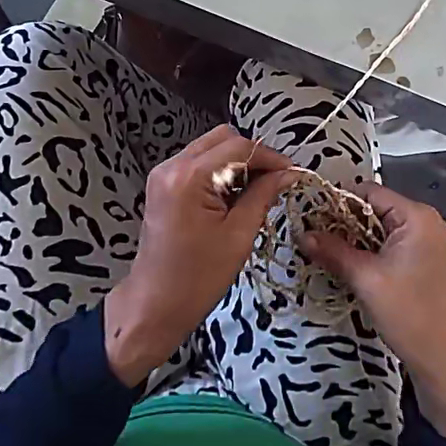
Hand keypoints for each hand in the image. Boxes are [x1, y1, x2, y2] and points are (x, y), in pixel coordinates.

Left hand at [103, 125, 298, 386]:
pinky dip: (220, 173)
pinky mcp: (164, 186)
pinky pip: (199, 164)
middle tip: (274, 181)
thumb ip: (264, 195)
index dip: (270, 157)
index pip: (238, 147)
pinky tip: (234, 198)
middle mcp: (172, 167)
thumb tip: (289, 173)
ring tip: (256, 193)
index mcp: (188, 177)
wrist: (154, 307)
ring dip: (237, 164)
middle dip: (252, 156)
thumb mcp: (239, 235)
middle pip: (223, 139)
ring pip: (211, 148)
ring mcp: (164, 175)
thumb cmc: (197, 278)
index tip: (291, 172)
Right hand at [301, 183, 445, 444]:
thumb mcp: (366, 279)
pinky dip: (367, 254)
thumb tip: (303, 233)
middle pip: (374, 209)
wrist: (445, 360)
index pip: (369, 192)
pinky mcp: (422, 263)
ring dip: (352, 241)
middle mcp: (424, 222)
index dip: (337, 201)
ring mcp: (426, 243)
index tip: (307, 214)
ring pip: (379, 230)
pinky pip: (388, 247)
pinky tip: (346, 267)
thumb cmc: (410, 314)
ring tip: (322, 251)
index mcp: (417, 215)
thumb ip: (333, 251)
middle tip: (309, 236)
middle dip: (342, 223)